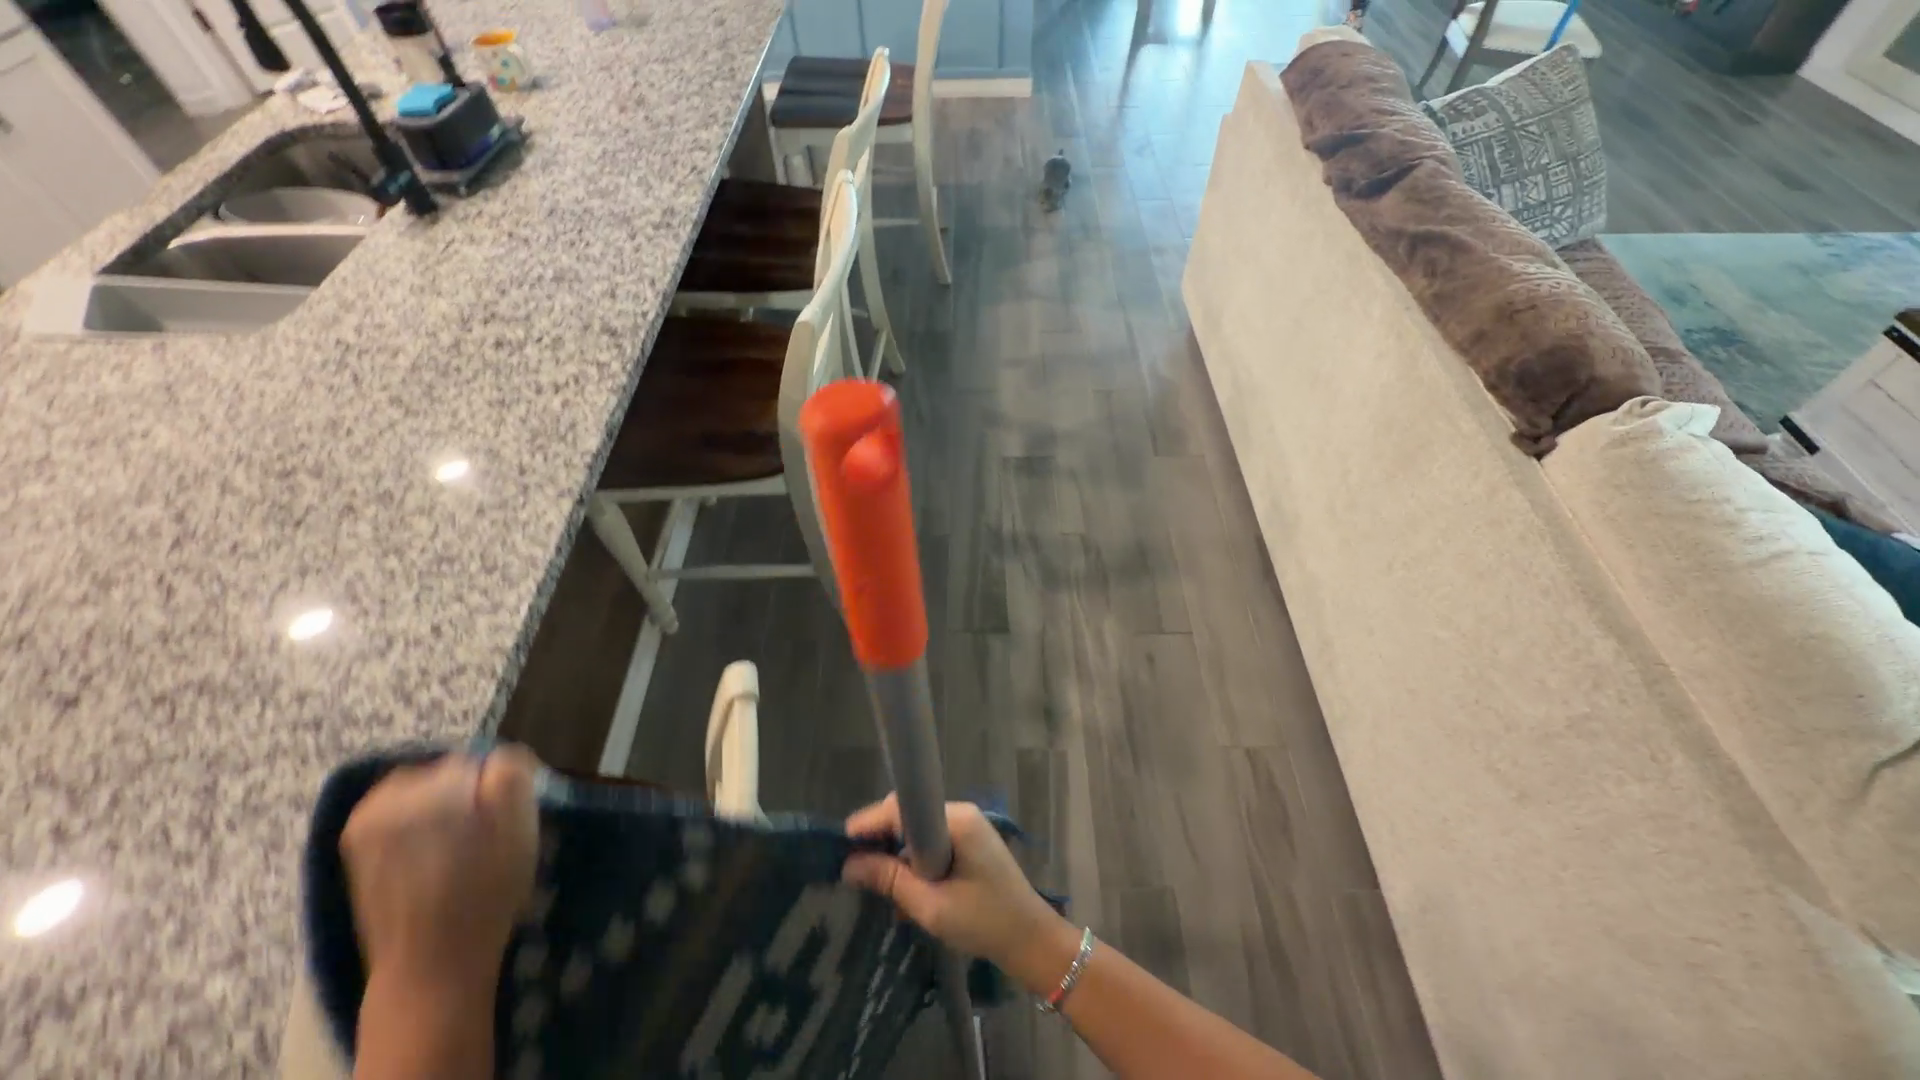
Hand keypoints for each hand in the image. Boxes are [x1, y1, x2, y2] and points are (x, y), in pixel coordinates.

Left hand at [340, 745, 540, 992]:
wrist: (430, 966)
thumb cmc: (485, 895)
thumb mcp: (519, 827)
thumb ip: (512, 773)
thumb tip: (498, 760)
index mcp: (430, 786)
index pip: (479, 762)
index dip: (498, 793)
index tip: (504, 827)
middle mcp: (388, 795)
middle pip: (446, 774)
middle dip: (466, 799)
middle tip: (482, 841)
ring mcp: (364, 822)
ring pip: (421, 794)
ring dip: (441, 813)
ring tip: (456, 854)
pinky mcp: (354, 848)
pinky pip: (397, 816)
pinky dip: (416, 829)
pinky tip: (431, 860)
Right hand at [842, 795, 1076, 991]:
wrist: (1032, 941)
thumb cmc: (985, 922)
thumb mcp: (931, 906)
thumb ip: (890, 880)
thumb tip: (849, 865)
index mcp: (956, 820)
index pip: (902, 807)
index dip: (869, 824)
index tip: (842, 845)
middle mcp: (962, 815)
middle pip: (908, 817)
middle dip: (881, 843)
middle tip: (856, 872)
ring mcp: (969, 829)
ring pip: (918, 833)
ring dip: (898, 859)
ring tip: (878, 888)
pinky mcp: (971, 845)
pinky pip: (932, 845)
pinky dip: (916, 865)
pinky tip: (904, 895)